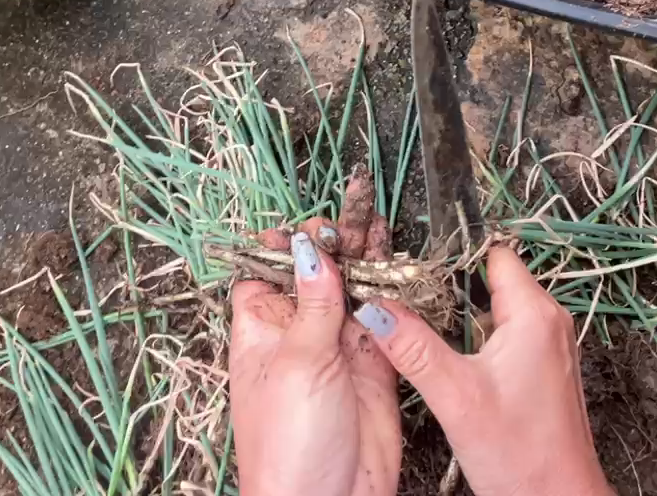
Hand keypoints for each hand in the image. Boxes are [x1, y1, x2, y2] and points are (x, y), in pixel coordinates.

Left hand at [230, 210, 400, 495]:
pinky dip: (389, 283)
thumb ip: (314, 303)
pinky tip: (394, 255)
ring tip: (375, 220)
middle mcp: (299, 332)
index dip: (283, 245)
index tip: (306, 225)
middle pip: (314, 271)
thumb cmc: (289, 444)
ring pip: (350, 285)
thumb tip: (309, 247)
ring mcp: (337, 344)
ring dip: (362, 253)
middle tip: (353, 212)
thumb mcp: (298, 362)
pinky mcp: (373, 359)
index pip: (266, 271)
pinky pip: (381, 311)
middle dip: (332, 240)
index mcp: (263, 330)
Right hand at [352, 245, 613, 495]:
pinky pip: (509, 332)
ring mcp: (550, 344)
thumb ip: (414, 347)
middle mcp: (548, 319)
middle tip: (415, 301)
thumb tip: (377, 309)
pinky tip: (457, 361)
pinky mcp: (546, 366)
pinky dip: (481, 337)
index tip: (420, 265)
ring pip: (499, 306)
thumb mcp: (456, 397)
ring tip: (430, 331)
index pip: (493, 253)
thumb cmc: (524, 458)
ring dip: (465, 315)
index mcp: (534, 313)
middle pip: (493, 277)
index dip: (455, 253)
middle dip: (453, 287)